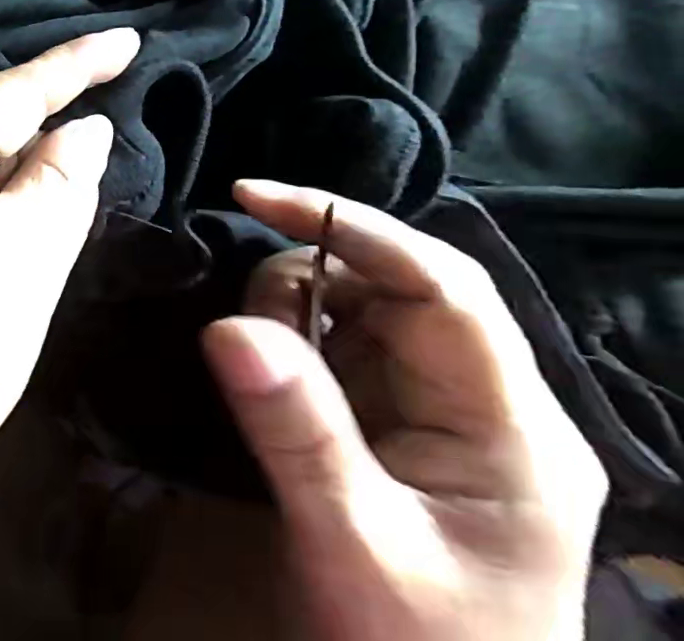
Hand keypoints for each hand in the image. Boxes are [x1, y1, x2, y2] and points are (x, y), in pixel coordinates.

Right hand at [204, 181, 606, 640]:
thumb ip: (297, 435)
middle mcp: (476, 400)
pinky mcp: (384, 417)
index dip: (349, 225)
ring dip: (285, 310)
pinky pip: (328, 341)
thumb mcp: (351, 543)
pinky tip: (258, 369)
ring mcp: (430, 407)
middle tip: (242, 331)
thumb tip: (229, 326)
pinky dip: (281, 333)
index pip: (441, 286)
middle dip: (302, 281)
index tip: (247, 194)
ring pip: (352, 306)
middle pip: (389, 285)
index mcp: (507, 427)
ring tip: (249, 367)